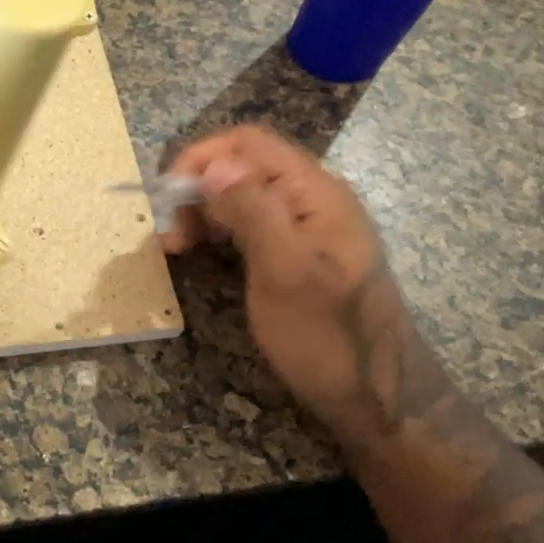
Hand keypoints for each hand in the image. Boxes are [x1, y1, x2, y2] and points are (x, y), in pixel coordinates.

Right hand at [161, 126, 412, 439]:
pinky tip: (205, 255)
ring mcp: (309, 227)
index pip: (248, 143)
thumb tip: (213, 164)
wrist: (378, 399)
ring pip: (243, 195)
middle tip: (170, 241)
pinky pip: (253, 224)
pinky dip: (221, 232)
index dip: (199, 160)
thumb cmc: (326, 338)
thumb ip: (253, 211)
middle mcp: (314, 199)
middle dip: (197, 192)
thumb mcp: (284, 272)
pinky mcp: (301, 254)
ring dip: (204, 213)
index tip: (165, 202)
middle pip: (242, 166)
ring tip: (178, 250)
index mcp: (315, 192)